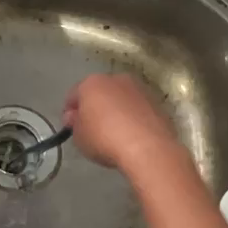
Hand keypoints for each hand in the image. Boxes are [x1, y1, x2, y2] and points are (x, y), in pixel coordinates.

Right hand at [63, 74, 179, 174]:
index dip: (69, 111)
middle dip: (94, 107)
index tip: (70, 127)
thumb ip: (74, 123)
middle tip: (90, 128)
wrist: (147, 147)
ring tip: (113, 133)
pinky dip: (132, 119)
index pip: (74, 94)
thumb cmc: (104, 138)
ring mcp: (139, 90)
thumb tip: (75, 117)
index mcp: (92, 83)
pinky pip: (137, 110)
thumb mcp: (79, 136)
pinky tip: (130, 136)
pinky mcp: (157, 104)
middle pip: (100, 93)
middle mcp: (117, 79)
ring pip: (121, 99)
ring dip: (115, 111)